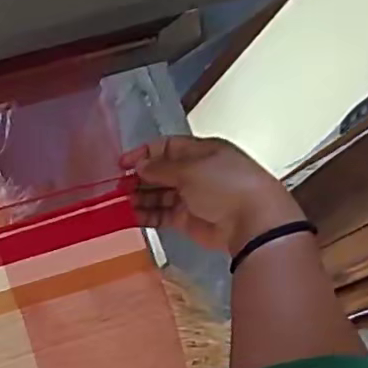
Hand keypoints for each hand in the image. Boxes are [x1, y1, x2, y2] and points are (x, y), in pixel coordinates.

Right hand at [120, 137, 306, 254]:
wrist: (250, 220)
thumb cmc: (226, 185)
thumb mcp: (192, 169)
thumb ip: (161, 169)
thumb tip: (139, 167)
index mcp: (199, 152)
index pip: (166, 148)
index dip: (143, 154)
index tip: (122, 165)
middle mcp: (193, 173)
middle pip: (159, 173)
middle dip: (138, 178)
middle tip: (118, 187)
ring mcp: (189, 197)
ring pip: (157, 195)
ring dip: (139, 198)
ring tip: (120, 204)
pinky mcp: (185, 220)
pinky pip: (160, 216)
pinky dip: (145, 216)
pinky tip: (130, 217)